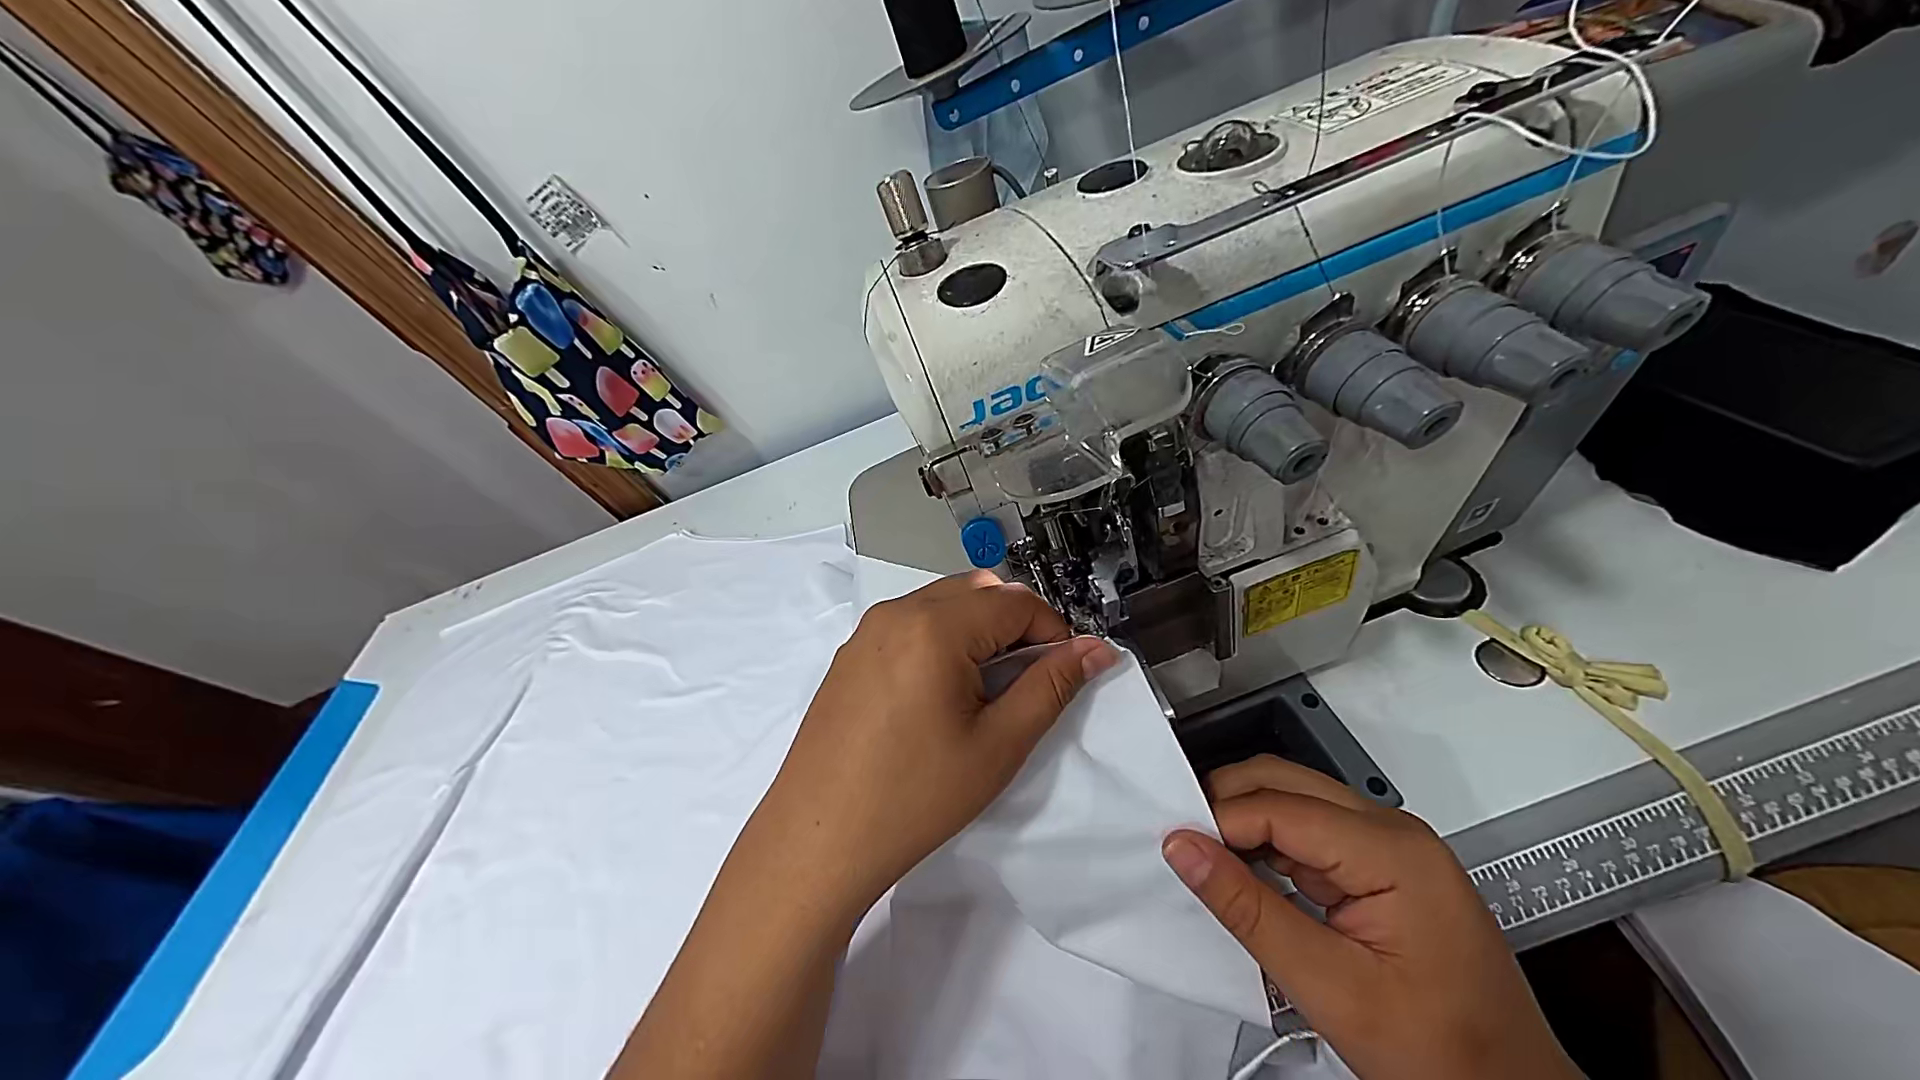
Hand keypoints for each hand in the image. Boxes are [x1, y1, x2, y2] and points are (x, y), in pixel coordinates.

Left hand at [759, 570, 1117, 911]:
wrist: (819, 839)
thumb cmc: (914, 797)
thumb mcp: (998, 744)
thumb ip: (1051, 686)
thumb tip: (1093, 649)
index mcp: (934, 626)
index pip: (1016, 601)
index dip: (1053, 631)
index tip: (1063, 672)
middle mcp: (896, 613)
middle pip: (979, 591)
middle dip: (1016, 624)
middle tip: (1025, 682)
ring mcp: (867, 631)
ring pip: (944, 602)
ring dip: (979, 630)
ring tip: (984, 692)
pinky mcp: (851, 654)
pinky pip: (911, 623)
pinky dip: (942, 639)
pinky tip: (940, 695)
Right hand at [1161, 756, 1578, 1079]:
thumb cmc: (1449, 1054)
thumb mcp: (1330, 987)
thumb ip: (1248, 909)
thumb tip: (1187, 849)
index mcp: (1394, 851)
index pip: (1278, 806)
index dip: (1217, 820)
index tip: (1176, 846)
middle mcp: (1392, 832)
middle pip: (1282, 782)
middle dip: (1224, 804)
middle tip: (1184, 844)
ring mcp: (1386, 845)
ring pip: (1287, 800)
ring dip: (1241, 825)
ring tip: (1208, 866)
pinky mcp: (1375, 863)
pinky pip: (1303, 831)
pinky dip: (1263, 846)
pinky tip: (1243, 878)